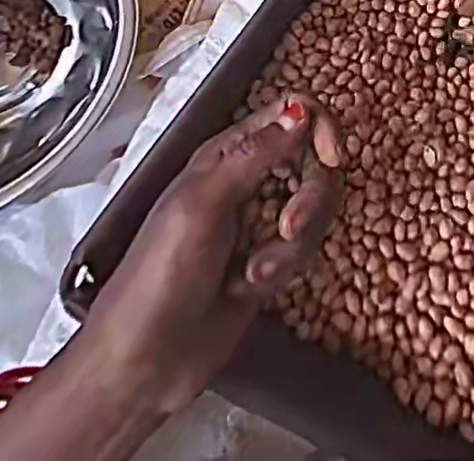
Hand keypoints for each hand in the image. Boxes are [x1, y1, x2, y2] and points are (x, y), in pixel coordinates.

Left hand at [0, 94, 341, 460]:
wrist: (143, 361)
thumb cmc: (158, 276)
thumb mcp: (203, 204)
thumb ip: (255, 154)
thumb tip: (300, 112)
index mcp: (229, 152)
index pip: (291, 114)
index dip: (318, 128)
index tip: (330, 158)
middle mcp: (249, 177)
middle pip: (313, 161)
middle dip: (311, 196)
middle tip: (288, 228)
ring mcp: (261, 219)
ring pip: (314, 207)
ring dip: (293, 243)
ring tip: (255, 272)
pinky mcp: (271, 258)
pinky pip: (305, 248)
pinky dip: (284, 267)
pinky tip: (248, 287)